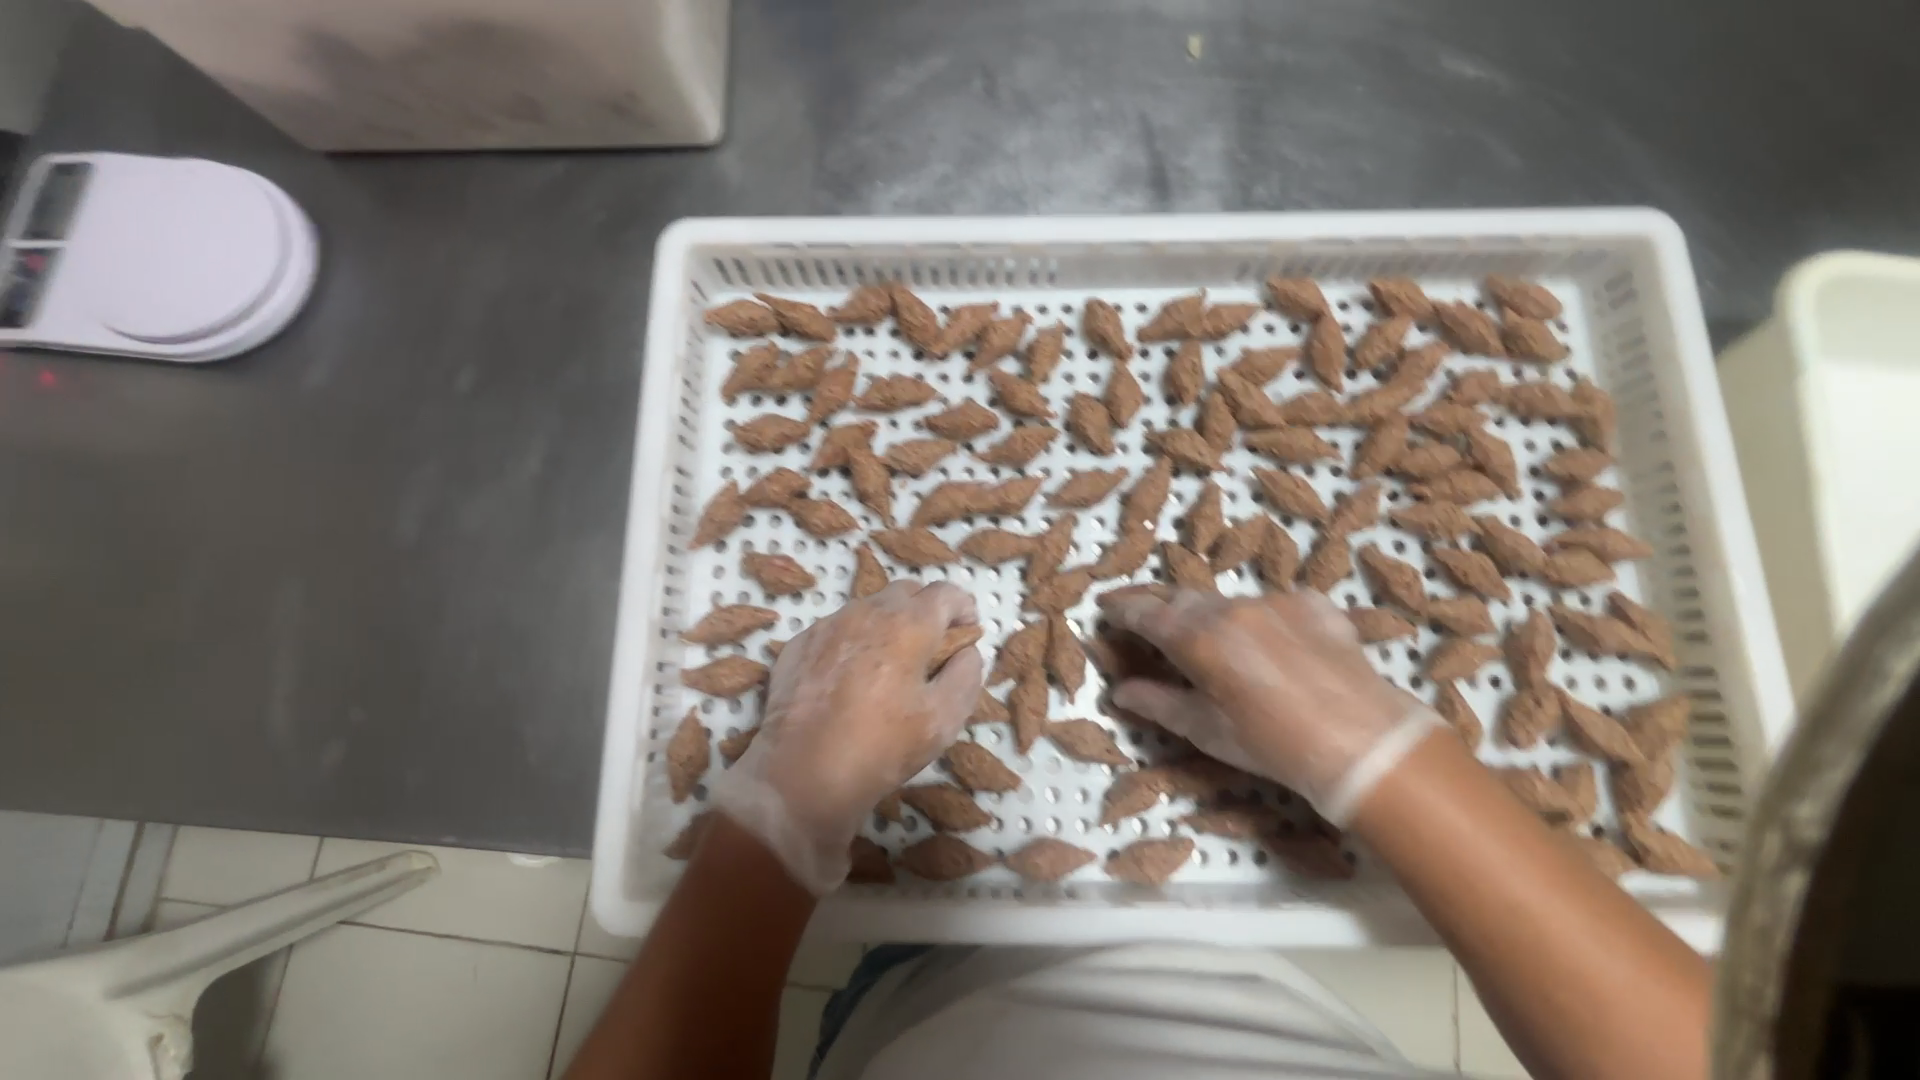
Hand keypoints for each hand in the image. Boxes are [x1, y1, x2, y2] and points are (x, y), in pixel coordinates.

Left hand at [710, 581, 982, 893]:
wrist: (803, 773)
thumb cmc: (883, 746)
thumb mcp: (945, 719)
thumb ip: (966, 675)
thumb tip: (967, 652)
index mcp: (908, 623)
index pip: (946, 592)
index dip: (963, 608)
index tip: (968, 632)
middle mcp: (867, 612)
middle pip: (906, 592)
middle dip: (926, 611)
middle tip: (932, 649)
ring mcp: (827, 625)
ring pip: (869, 609)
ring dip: (888, 625)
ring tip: (889, 667)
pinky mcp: (799, 645)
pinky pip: (837, 630)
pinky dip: (853, 642)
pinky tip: (851, 680)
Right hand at [1098, 588, 1439, 823]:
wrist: (1364, 743)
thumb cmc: (1271, 745)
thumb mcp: (1205, 730)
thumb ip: (1158, 703)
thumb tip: (1119, 692)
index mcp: (1198, 637)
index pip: (1146, 613)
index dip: (1122, 608)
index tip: (1105, 608)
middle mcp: (1232, 608)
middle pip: (1182, 597)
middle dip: (1157, 604)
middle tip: (1140, 613)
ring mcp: (1276, 602)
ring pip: (1228, 600)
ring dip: (1208, 613)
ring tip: (1206, 636)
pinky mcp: (1314, 605)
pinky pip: (1274, 604)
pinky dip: (1259, 619)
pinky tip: (1266, 642)